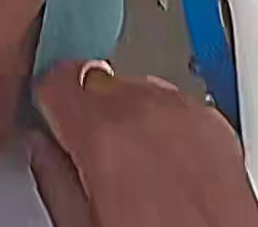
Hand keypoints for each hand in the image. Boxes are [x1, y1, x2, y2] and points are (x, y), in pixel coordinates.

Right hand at [28, 60, 257, 226]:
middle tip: (90, 153)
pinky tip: (166, 163)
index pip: (57, 78)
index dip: (48, 98)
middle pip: (96, 79)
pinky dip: (163, 122)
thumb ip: (56, 178)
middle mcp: (144, 108)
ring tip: (134, 165)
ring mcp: (183, 109)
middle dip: (87, 109)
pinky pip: (173, 102)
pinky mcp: (212, 120)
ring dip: (126, 113)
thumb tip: (44, 150)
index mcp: (103, 134)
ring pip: (135, 87)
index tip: (49, 112)